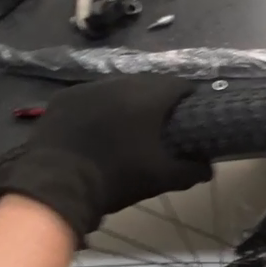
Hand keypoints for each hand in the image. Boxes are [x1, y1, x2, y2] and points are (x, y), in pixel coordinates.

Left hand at [0, 74, 212, 238]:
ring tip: (126, 126)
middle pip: (148, 84)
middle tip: (160, 123)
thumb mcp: (160, 179)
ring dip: (126, 102)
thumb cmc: (116, 178)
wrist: (57, 183)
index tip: (192, 114)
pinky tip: (95, 129)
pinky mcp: (64, 98)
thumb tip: (208, 168)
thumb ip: (189, 170)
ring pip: (117, 88)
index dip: (189, 98)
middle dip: (157, 100)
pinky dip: (97, 108)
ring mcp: (88, 87)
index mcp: (148, 97)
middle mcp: (120, 83)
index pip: (179, 85)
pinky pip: (89, 97)